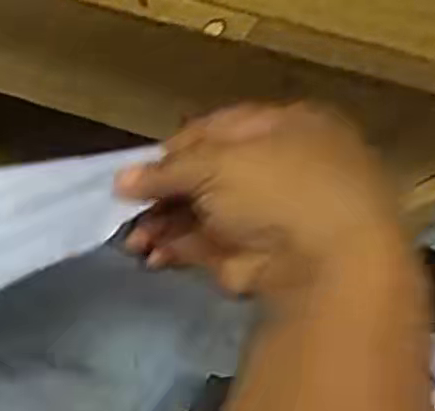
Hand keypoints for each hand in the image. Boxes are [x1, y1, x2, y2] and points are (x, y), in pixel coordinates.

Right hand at [114, 103, 413, 300]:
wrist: (314, 257)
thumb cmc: (276, 192)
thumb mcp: (218, 165)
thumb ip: (165, 171)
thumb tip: (120, 180)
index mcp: (274, 128)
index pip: (209, 131)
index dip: (167, 151)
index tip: (132, 175)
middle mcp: (261, 165)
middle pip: (191, 175)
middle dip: (154, 195)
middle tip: (124, 214)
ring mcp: (246, 209)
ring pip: (184, 212)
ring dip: (153, 226)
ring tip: (135, 244)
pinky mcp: (231, 247)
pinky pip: (186, 243)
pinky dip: (165, 249)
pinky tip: (151, 257)